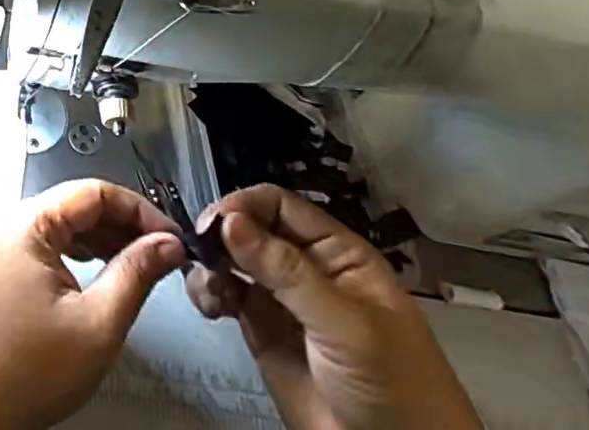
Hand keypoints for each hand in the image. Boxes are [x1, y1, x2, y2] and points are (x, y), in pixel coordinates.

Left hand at [0, 179, 187, 429]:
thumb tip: (170, 243)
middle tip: (164, 248)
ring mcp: (15, 245)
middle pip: (85, 203)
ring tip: (146, 259)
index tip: (170, 234)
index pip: (95, 192)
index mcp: (30, 225)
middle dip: (128, 223)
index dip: (138, 209)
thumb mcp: (97, 323)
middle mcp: (19, 225)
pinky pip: (63, 242)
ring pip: (76, 222)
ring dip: (113, 236)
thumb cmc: (28, 374)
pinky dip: (93, 250)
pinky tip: (115, 268)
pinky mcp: (17, 267)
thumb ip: (137, 273)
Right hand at [186, 185, 480, 429]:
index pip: (281, 206)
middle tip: (197, 252)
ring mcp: (282, 299)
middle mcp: (304, 264)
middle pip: (253, 229)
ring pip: (236, 261)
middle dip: (223, 234)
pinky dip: (211, 292)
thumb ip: (288, 273)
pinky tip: (207, 303)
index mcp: (334, 249)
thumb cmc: (391, 382)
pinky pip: (230, 297)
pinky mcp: (263, 333)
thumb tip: (230, 221)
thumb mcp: (346, 324)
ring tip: (205, 287)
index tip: (212, 223)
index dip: (246, 206)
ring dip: (212, 263)